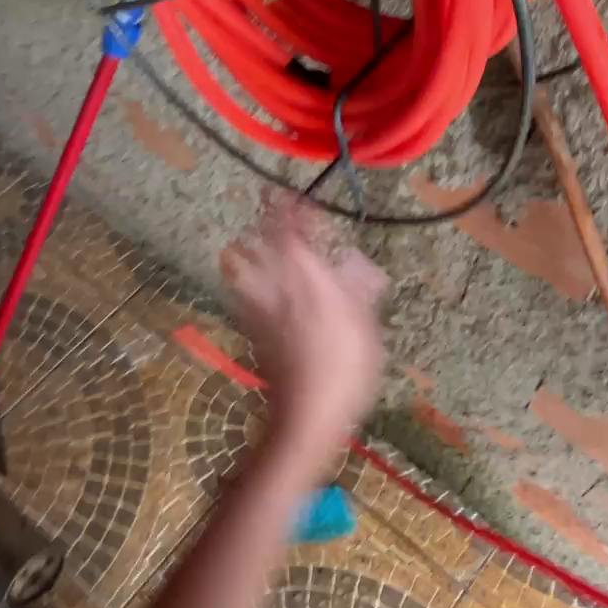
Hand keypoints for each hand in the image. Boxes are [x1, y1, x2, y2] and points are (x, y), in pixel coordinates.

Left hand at [224, 204, 386, 477]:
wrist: (306, 415)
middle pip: (262, 242)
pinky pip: (240, 294)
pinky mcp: (251, 331)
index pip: (291, 231)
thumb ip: (359, 289)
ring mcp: (259, 309)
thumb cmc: (346, 370)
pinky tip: (243, 281)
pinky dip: (241, 280)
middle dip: (264, 219)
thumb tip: (357, 263)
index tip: (287, 193)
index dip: (287, 208)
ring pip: (244, 265)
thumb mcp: (367, 327)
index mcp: (309, 278)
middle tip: (265, 202)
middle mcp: (278, 286)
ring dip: (247, 246)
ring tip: (250, 237)